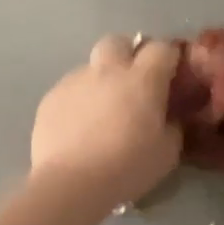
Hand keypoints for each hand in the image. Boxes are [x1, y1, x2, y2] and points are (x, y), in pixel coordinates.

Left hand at [31, 35, 182, 206]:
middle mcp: (106, 70)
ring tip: (102, 110)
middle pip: (118, 42)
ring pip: (91, 66)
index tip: (171, 74)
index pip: (161, 48)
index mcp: (141, 79)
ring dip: (101, 79)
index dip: (169, 57)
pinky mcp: (50, 97)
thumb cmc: (127, 167)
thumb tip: (169, 115)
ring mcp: (74, 81)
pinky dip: (79, 99)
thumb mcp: (167, 152)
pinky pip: (70, 88)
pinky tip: (79, 126)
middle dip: (128, 54)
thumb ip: (173, 125)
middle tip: (133, 81)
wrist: (70, 182)